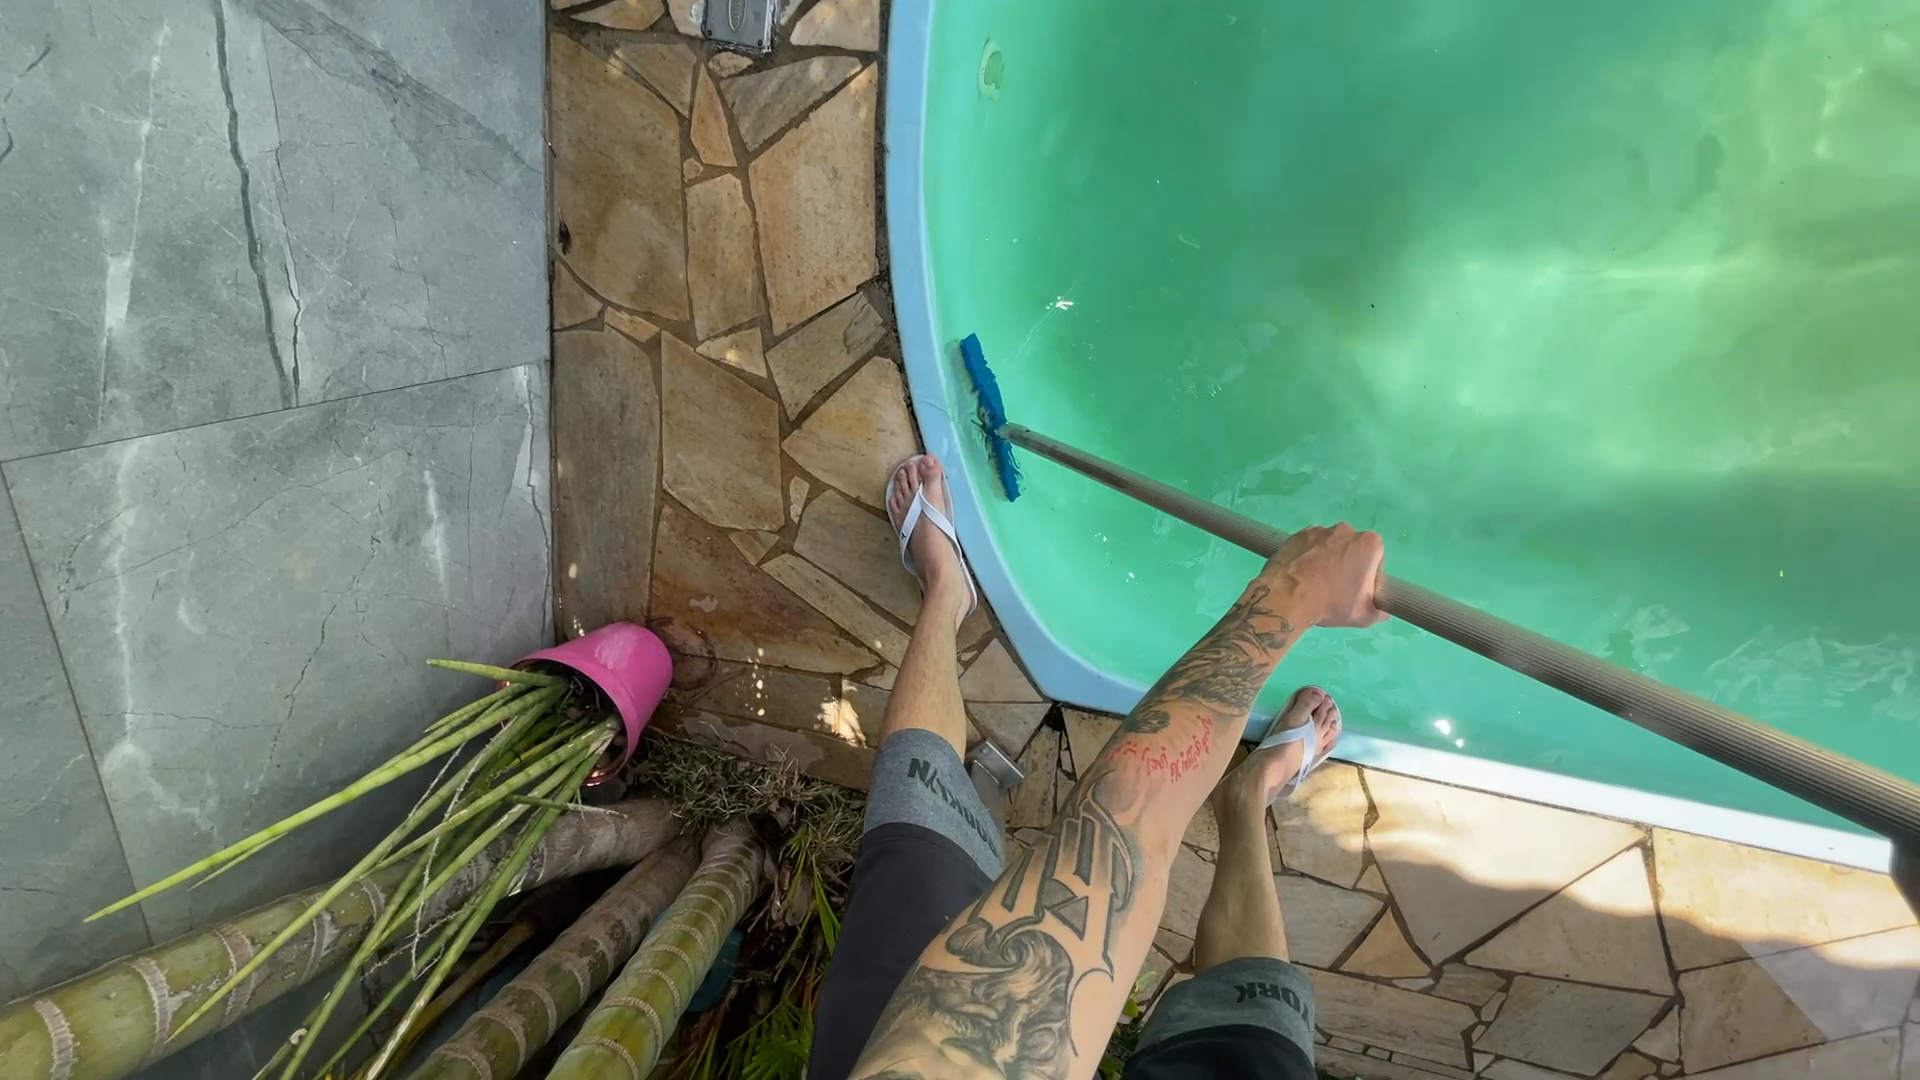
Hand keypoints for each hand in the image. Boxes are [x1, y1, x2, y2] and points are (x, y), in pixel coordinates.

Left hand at [1263, 523, 1386, 627]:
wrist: (1285, 598)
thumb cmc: (1331, 604)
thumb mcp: (1365, 615)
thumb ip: (1380, 609)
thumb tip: (1380, 609)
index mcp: (1369, 543)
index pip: (1375, 559)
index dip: (1368, 575)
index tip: (1356, 589)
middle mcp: (1344, 530)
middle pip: (1351, 549)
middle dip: (1346, 563)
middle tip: (1335, 586)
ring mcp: (1317, 530)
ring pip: (1328, 546)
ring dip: (1325, 559)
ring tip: (1314, 581)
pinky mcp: (1294, 535)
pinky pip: (1307, 546)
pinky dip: (1306, 556)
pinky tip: (1300, 574)